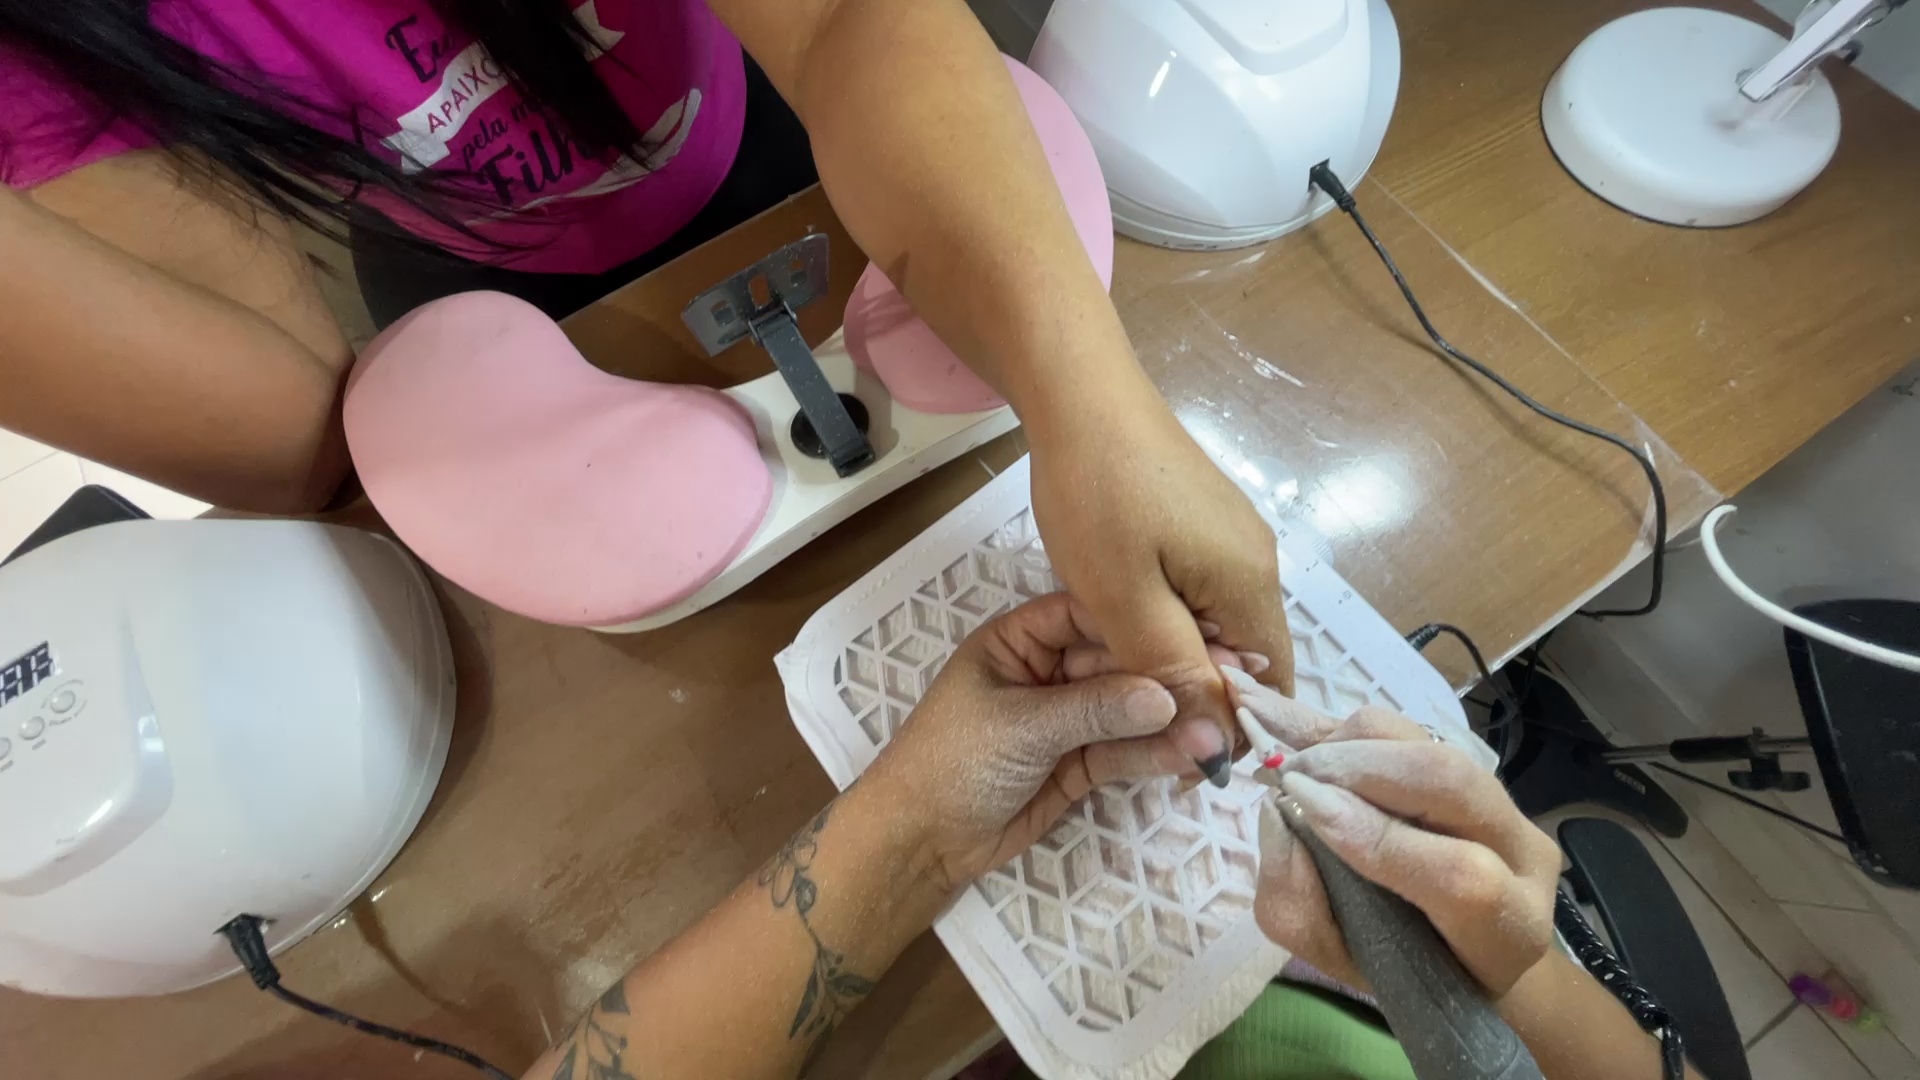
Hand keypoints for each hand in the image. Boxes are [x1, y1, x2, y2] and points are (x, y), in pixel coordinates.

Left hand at [863, 592, 1241, 892]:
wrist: (920, 840)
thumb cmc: (953, 760)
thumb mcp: (1022, 724)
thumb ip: (1095, 709)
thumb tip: (1169, 694)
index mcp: (1019, 639)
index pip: (1088, 614)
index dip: (1140, 622)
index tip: (1198, 632)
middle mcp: (1048, 670)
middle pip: (1117, 663)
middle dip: (1167, 676)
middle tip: (1230, 683)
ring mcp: (1067, 717)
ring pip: (1127, 709)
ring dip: (1171, 719)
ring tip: (1224, 727)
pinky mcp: (1079, 761)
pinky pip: (1123, 749)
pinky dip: (1155, 752)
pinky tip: (1195, 753)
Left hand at [1027, 402, 1293, 788]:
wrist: (1080, 398)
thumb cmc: (1098, 497)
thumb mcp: (1124, 597)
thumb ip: (1172, 668)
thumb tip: (1220, 746)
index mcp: (1252, 584)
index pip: (1272, 684)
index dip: (1230, 727)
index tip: (1176, 755)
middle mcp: (1256, 560)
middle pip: (1246, 655)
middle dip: (1199, 692)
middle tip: (1134, 714)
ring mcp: (1228, 535)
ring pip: (1215, 622)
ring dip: (1176, 653)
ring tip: (1121, 670)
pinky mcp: (1197, 519)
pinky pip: (1196, 588)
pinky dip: (1167, 615)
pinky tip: (1123, 617)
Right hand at [1223, 668, 1561, 998]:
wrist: (1458, 945)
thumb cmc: (1397, 963)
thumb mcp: (1337, 962)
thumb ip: (1297, 905)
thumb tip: (1276, 816)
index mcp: (1504, 926)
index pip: (1457, 873)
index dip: (1371, 833)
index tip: (1298, 804)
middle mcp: (1517, 852)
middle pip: (1447, 778)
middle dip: (1352, 766)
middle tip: (1287, 774)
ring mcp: (1498, 799)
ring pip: (1420, 739)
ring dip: (1340, 739)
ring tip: (1287, 757)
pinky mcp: (1456, 759)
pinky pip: (1393, 725)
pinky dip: (1324, 719)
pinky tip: (1264, 702)